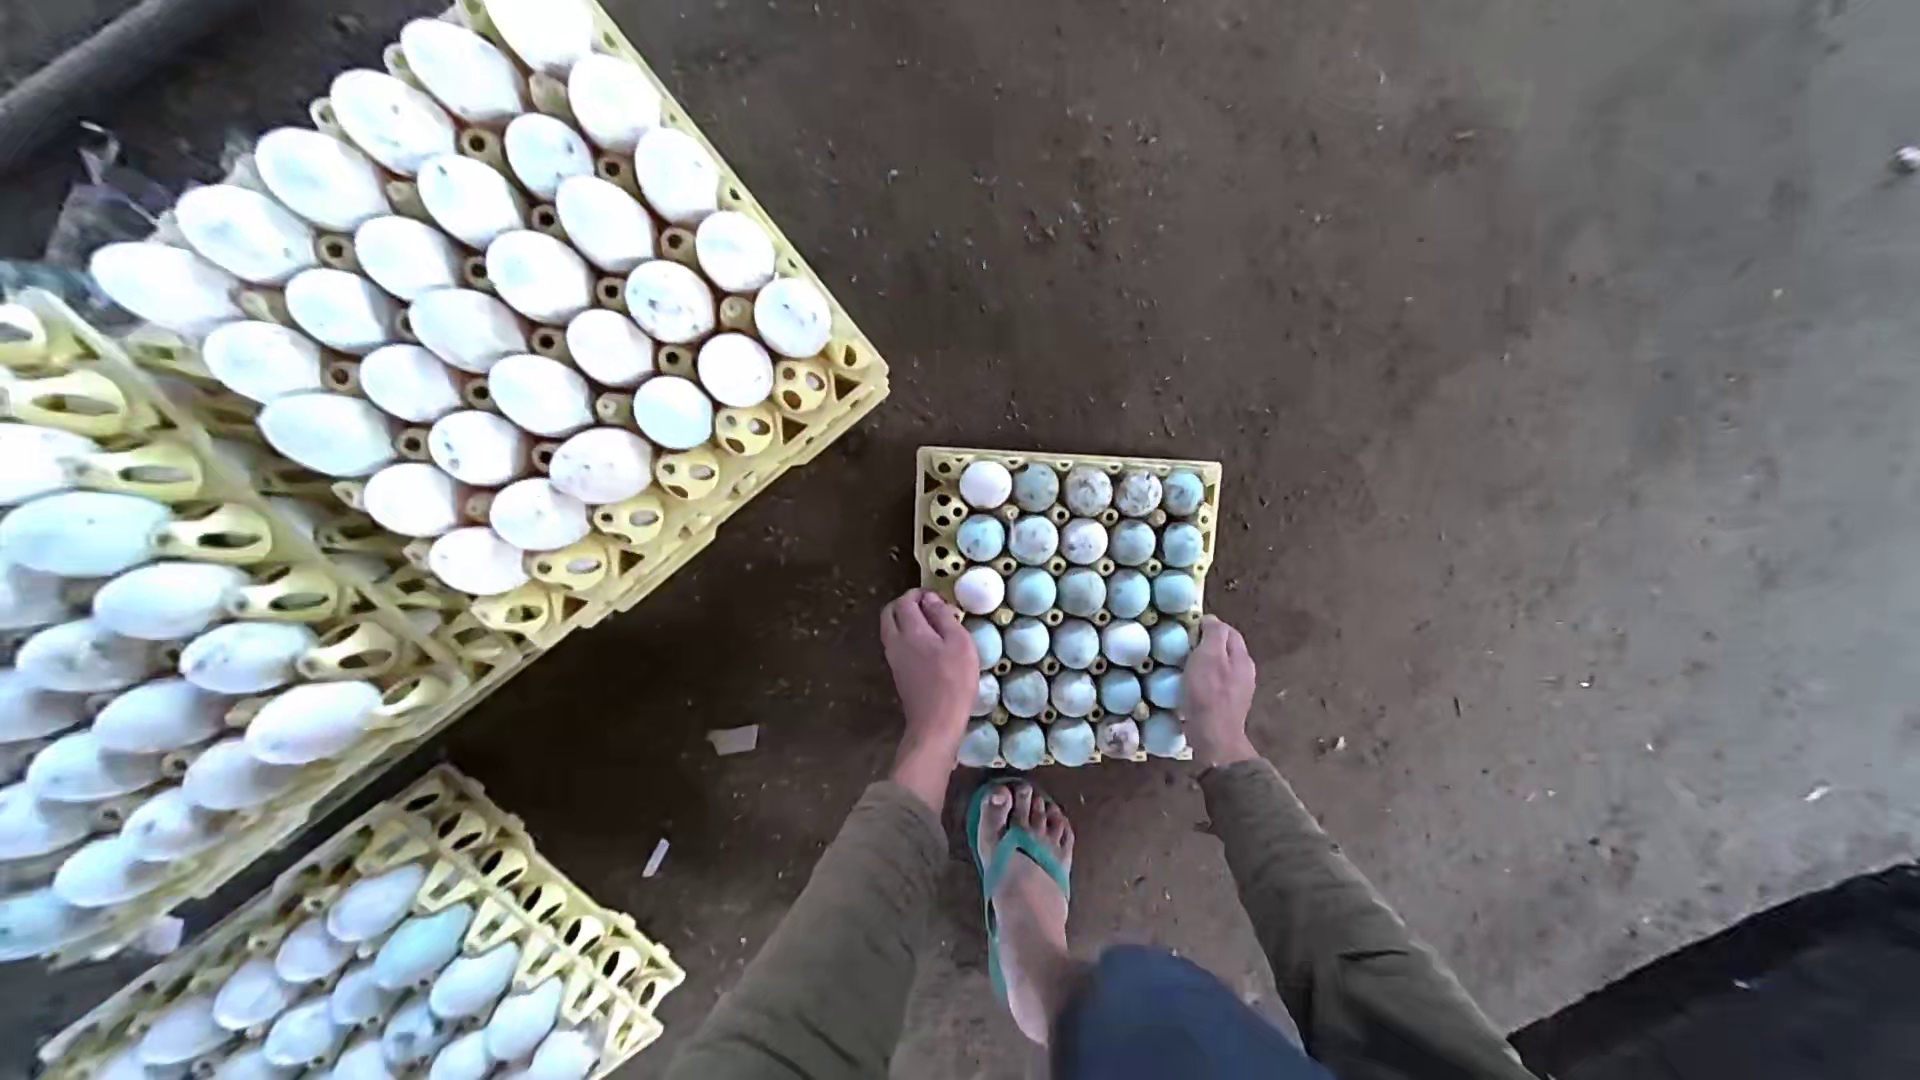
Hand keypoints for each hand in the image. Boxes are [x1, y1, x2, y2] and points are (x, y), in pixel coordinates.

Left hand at [880, 589, 978, 799]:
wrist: (935, 723)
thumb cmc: (953, 681)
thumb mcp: (959, 643)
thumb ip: (943, 618)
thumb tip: (931, 600)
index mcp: (909, 631)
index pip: (905, 602)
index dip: (918, 594)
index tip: (936, 597)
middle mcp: (895, 642)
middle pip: (889, 613)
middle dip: (905, 604)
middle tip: (928, 606)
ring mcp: (893, 659)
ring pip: (890, 629)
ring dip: (904, 620)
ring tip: (930, 624)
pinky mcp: (897, 674)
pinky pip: (895, 644)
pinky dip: (905, 635)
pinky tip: (926, 644)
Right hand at [1181, 615, 1259, 767]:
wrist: (1213, 735)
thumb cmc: (1208, 692)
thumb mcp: (1209, 655)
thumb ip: (1213, 634)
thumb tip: (1212, 620)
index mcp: (1242, 658)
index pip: (1229, 631)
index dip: (1210, 625)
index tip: (1188, 629)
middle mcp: (1245, 672)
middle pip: (1226, 649)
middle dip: (1207, 644)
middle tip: (1184, 646)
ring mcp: (1239, 690)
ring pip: (1221, 666)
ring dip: (1204, 662)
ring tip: (1185, 665)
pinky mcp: (1228, 705)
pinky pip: (1216, 683)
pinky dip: (1204, 679)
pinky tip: (1191, 685)